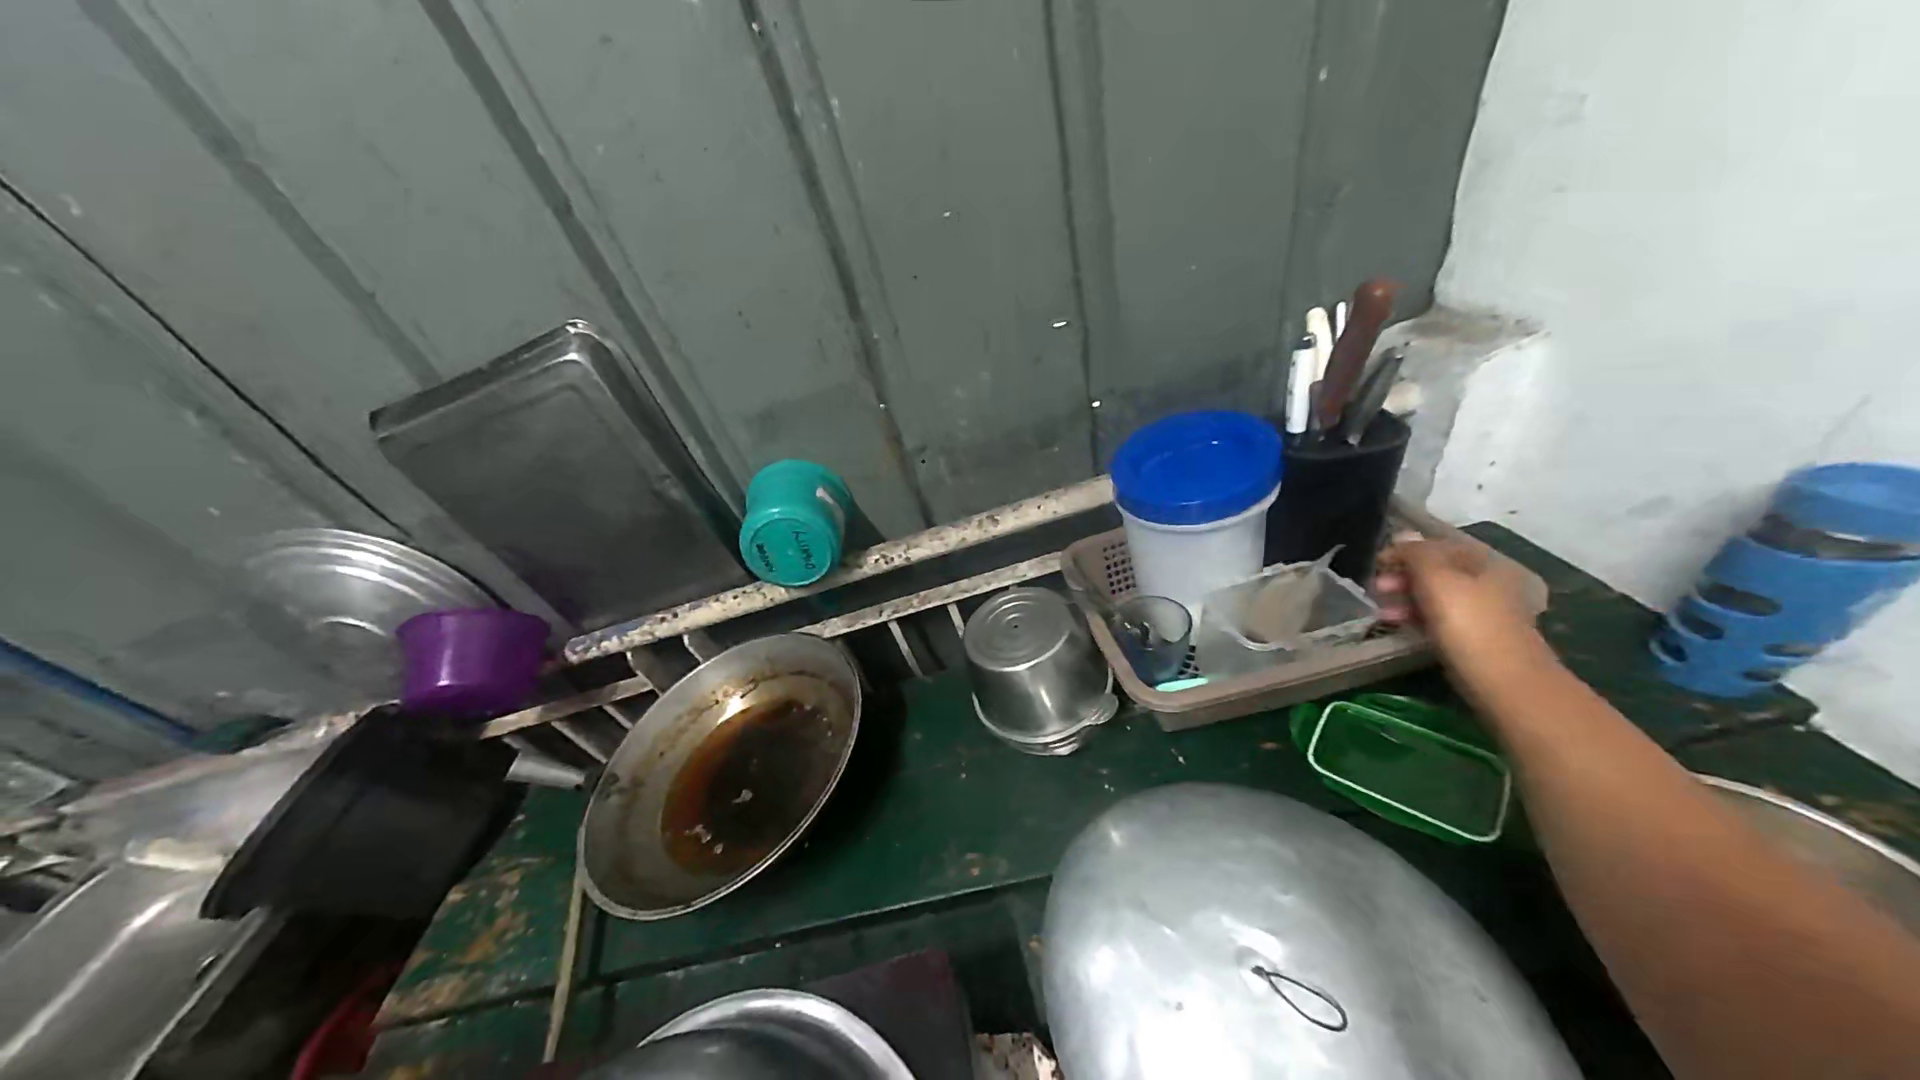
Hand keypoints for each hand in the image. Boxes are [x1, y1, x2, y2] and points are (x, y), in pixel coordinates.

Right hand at [1373, 535, 1546, 670]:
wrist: (1504, 681)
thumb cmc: (1468, 623)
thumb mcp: (1437, 579)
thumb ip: (1417, 554)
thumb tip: (1403, 534)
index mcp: (1483, 563)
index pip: (1438, 546)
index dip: (1405, 550)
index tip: (1376, 562)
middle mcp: (1486, 582)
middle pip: (1437, 571)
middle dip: (1403, 575)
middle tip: (1376, 587)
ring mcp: (1482, 612)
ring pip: (1436, 596)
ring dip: (1405, 598)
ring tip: (1381, 610)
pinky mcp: (1474, 638)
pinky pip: (1439, 618)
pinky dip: (1417, 617)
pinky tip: (1398, 625)